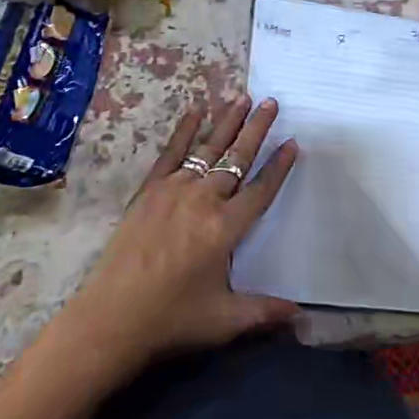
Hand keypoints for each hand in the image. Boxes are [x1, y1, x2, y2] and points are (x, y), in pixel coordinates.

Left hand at [56, 100, 298, 368]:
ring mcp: (173, 189)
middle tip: (271, 102)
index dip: (278, 167)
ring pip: (206, 149)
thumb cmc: (173, 317)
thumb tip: (303, 313)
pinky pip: (171, 152)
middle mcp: (202, 200)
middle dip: (255, 129)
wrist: (115, 311)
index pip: (260, 190)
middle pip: (235, 158)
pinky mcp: (149, 189)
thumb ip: (266, 310)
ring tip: (242, 98)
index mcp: (225, 229)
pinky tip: (195, 110)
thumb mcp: (226, 320)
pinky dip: (184, 129)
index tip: (292, 142)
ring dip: (225, 122)